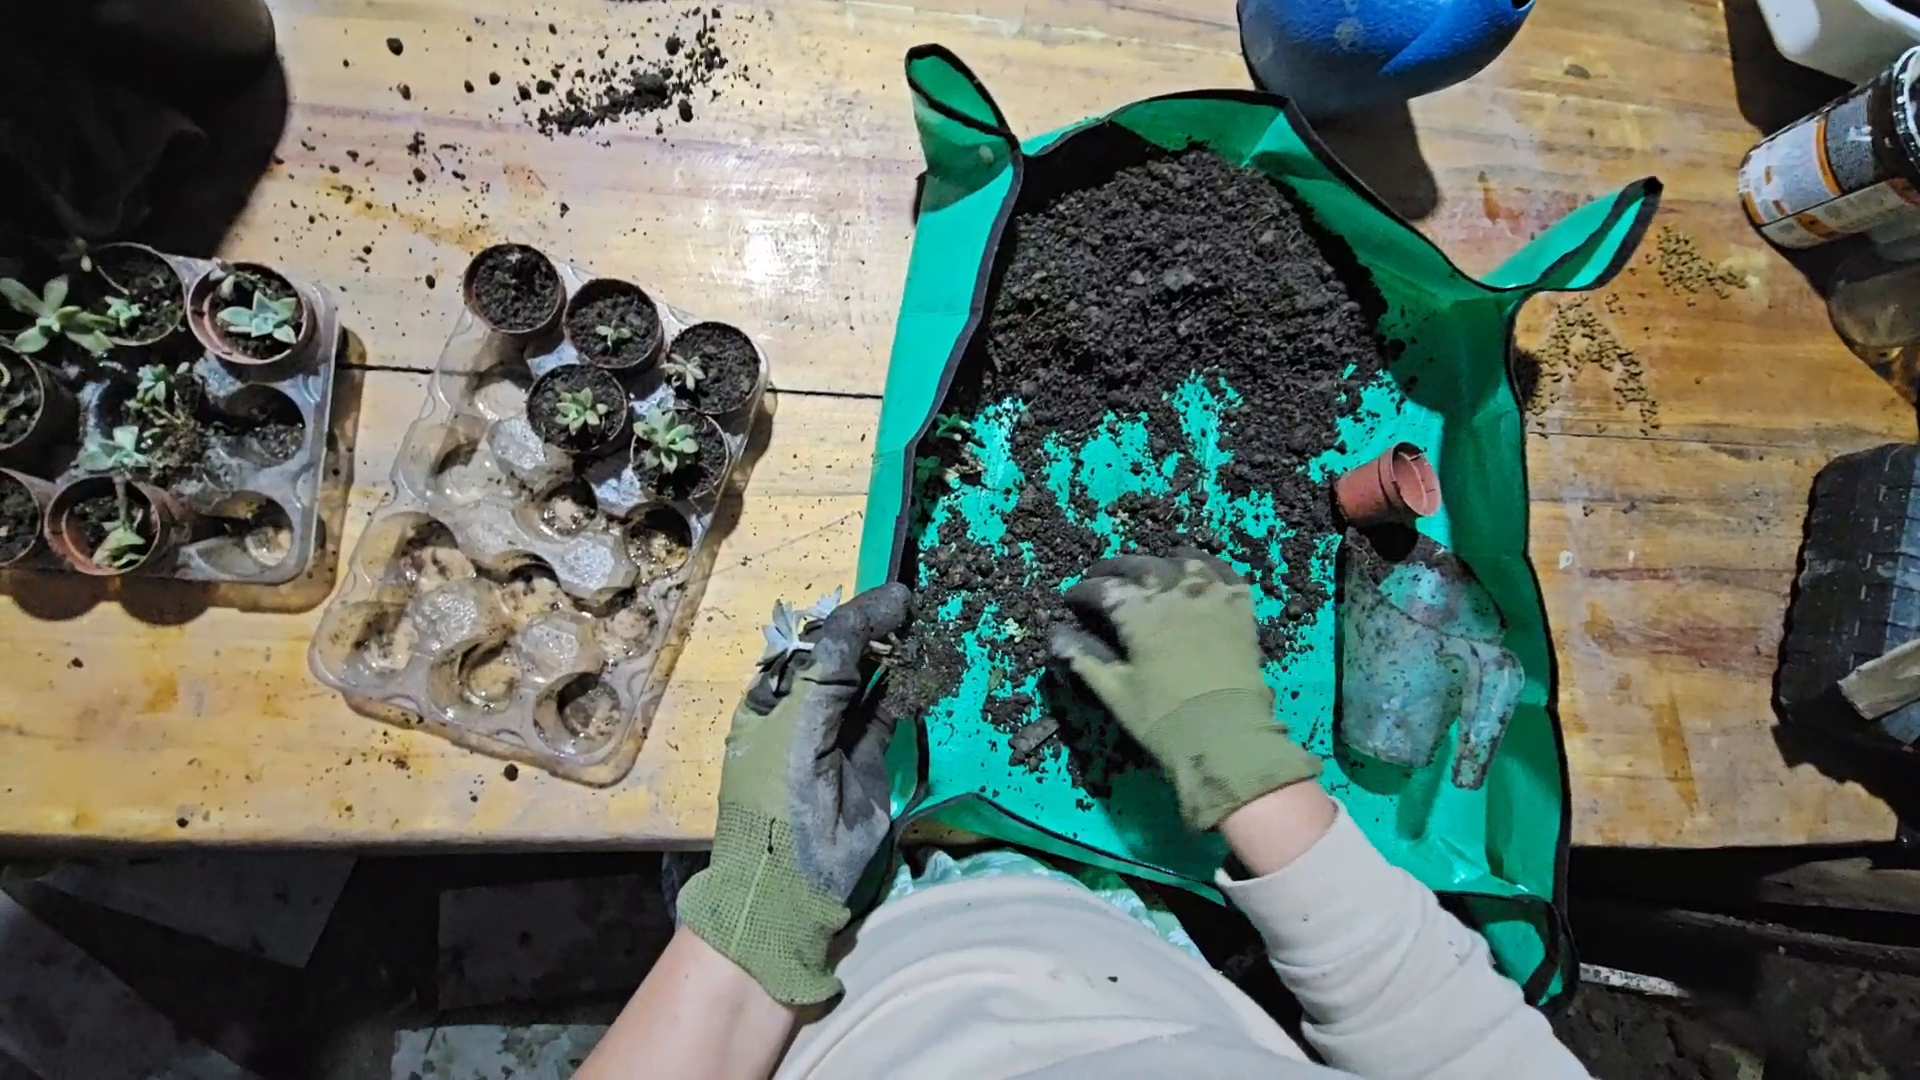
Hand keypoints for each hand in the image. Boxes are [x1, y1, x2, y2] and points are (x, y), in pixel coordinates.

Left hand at [677, 583, 912, 1005]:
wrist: (788, 891)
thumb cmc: (778, 807)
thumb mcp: (797, 730)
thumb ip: (829, 672)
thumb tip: (873, 617)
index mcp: (777, 696)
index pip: (821, 639)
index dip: (860, 614)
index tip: (900, 596)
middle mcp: (809, 705)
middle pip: (848, 653)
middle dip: (882, 629)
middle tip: (919, 609)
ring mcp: (840, 730)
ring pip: (874, 678)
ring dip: (900, 656)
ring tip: (929, 632)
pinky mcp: (869, 756)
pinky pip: (892, 711)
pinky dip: (910, 692)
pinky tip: (928, 674)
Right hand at [1050, 552, 1319, 829]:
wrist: (1226, 735)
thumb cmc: (1163, 716)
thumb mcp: (1115, 690)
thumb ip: (1084, 657)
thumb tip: (1054, 635)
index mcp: (1138, 612)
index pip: (1102, 589)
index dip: (1082, 593)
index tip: (1071, 600)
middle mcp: (1173, 592)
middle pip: (1138, 565)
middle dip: (1113, 569)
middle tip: (1100, 577)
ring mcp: (1210, 595)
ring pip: (1181, 561)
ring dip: (1158, 562)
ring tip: (1147, 569)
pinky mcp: (1239, 606)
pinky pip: (1222, 572)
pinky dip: (1206, 565)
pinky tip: (1196, 570)